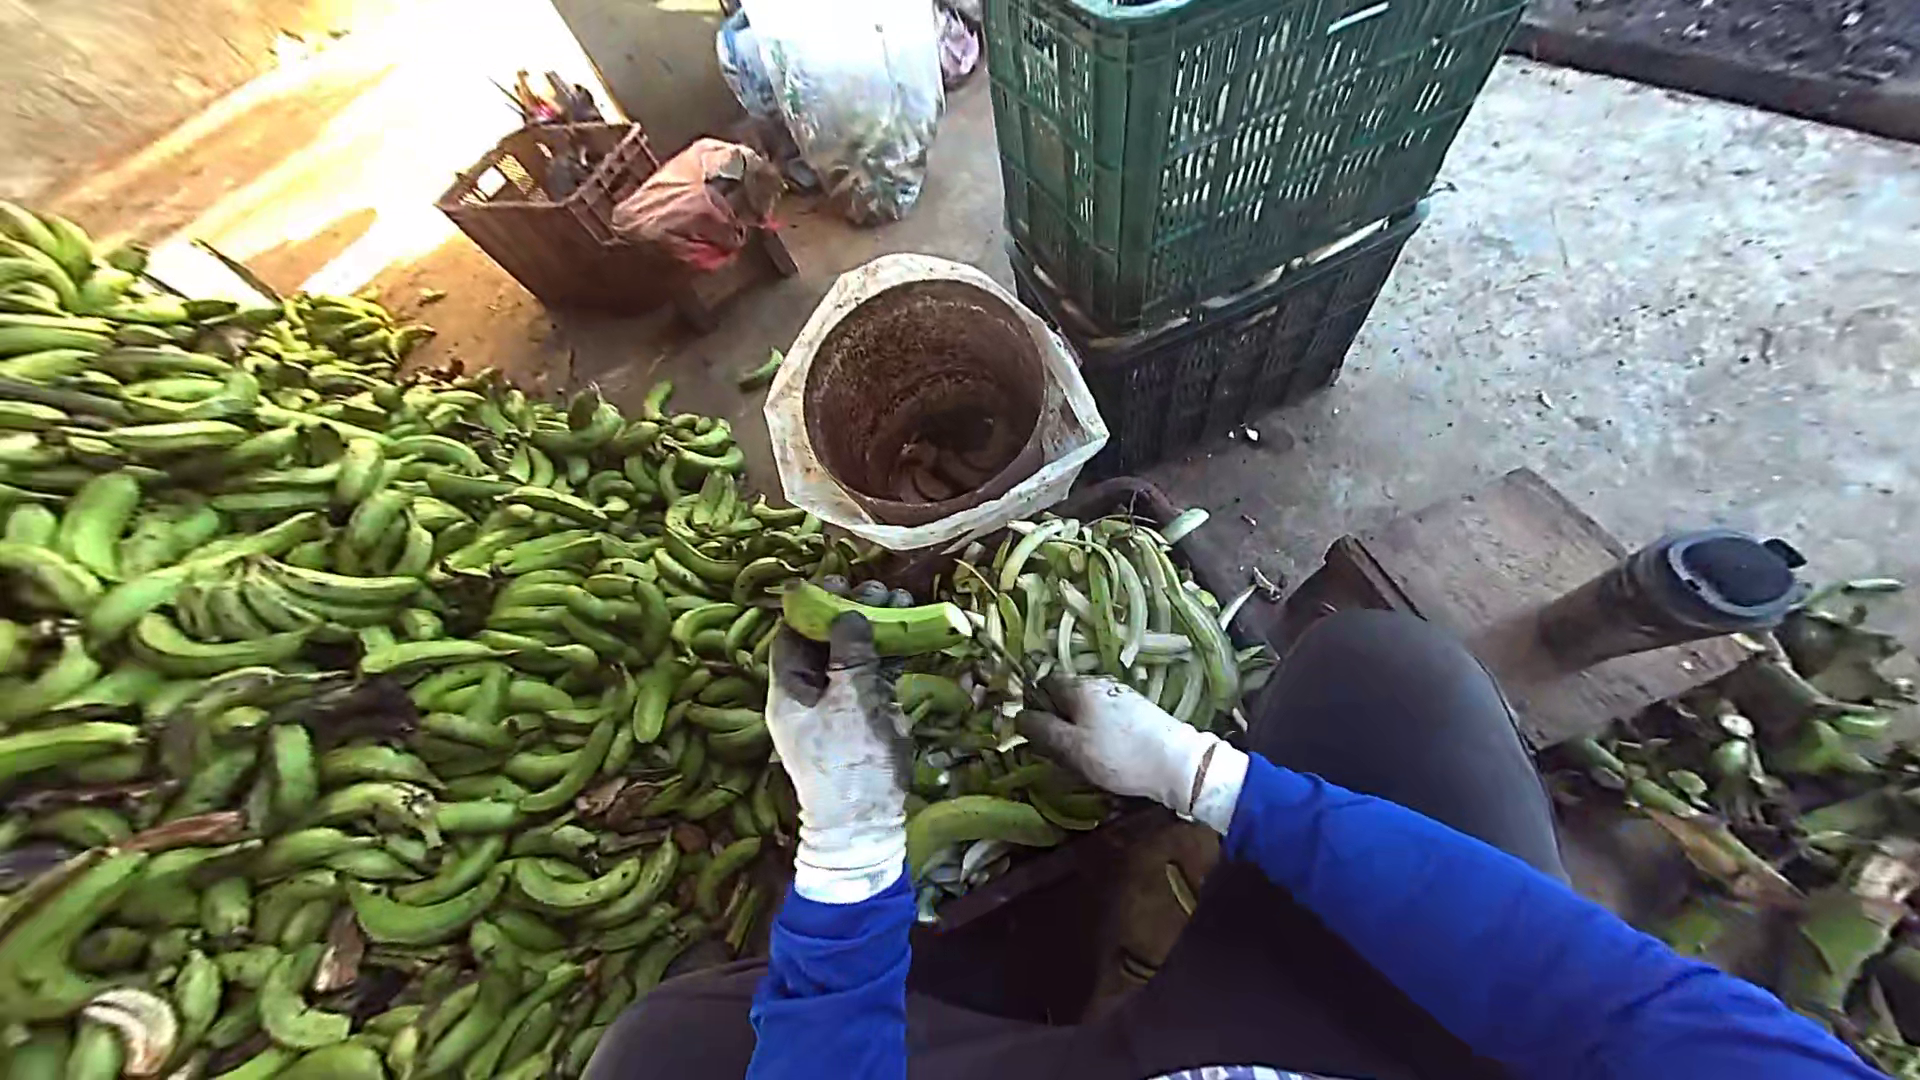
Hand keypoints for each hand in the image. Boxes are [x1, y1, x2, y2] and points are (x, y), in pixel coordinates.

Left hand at [766, 614, 910, 902]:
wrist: (867, 817)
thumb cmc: (846, 760)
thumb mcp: (847, 704)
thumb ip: (849, 655)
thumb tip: (849, 613)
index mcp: (790, 689)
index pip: (791, 635)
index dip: (810, 606)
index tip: (833, 582)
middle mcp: (813, 688)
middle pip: (828, 637)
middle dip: (850, 609)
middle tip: (873, 586)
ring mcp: (843, 696)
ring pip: (857, 648)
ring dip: (877, 623)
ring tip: (900, 596)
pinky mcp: (871, 704)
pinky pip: (879, 667)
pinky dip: (894, 646)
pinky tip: (913, 624)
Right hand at [1018, 675, 1247, 833]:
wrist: (1178, 763)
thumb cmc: (1118, 755)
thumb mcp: (1073, 747)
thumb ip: (1043, 730)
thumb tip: (1018, 716)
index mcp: (1080, 687)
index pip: (1045, 683)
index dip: (1035, 703)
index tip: (1035, 730)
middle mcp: (1099, 683)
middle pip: (1066, 694)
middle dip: (1057, 717)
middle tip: (1056, 748)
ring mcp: (1120, 695)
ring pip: (1085, 706)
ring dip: (1077, 726)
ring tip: (1080, 754)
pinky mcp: (1136, 710)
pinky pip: (1104, 715)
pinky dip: (1096, 730)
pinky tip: (1104, 751)